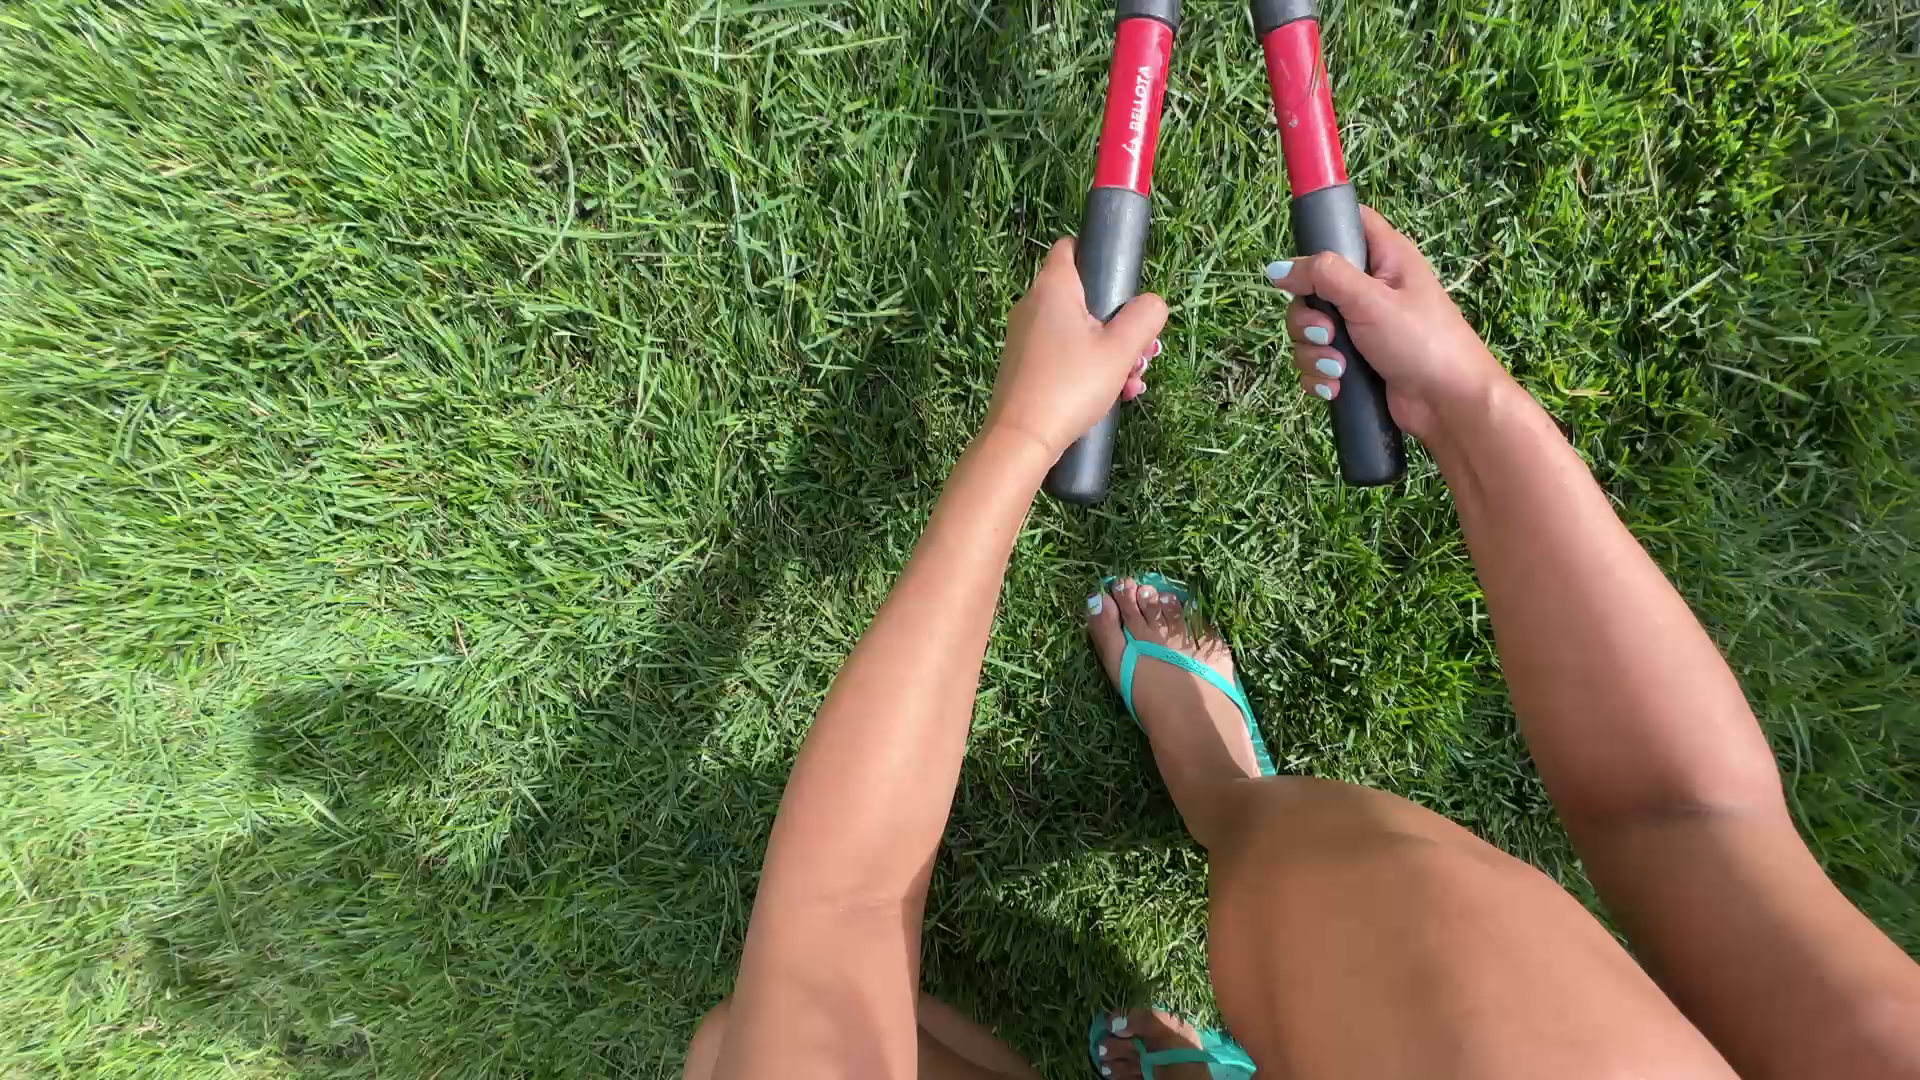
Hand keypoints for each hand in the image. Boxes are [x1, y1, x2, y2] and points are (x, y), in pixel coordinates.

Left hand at [984, 238, 1166, 455]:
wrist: (1022, 439)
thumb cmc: (1071, 385)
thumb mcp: (1121, 349)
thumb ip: (1145, 317)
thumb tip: (1152, 304)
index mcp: (1052, 287)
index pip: (1070, 248)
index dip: (1098, 258)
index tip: (1122, 286)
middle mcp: (1032, 307)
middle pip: (1085, 300)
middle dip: (1121, 326)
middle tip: (1144, 354)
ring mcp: (1024, 340)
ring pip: (1079, 335)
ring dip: (1111, 355)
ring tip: (1132, 384)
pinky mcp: (1023, 369)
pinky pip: (1063, 358)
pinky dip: (1088, 371)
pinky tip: (1113, 397)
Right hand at [1266, 206, 1510, 439]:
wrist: (1445, 402)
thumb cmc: (1420, 341)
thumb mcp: (1371, 300)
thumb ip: (1323, 277)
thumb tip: (1278, 268)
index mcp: (1384, 259)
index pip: (1347, 225)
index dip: (1320, 236)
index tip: (1298, 265)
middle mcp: (1368, 290)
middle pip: (1311, 289)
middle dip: (1307, 319)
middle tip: (1326, 333)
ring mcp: (1359, 327)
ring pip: (1308, 331)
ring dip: (1313, 353)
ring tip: (1338, 368)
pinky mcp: (1351, 361)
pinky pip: (1315, 362)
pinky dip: (1319, 376)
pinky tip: (1336, 386)